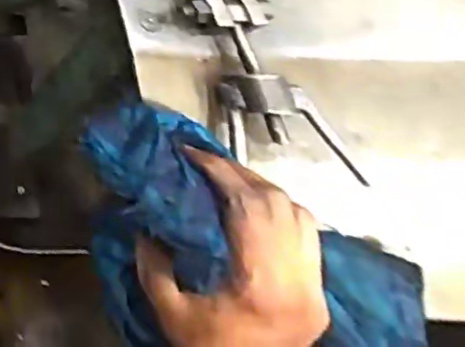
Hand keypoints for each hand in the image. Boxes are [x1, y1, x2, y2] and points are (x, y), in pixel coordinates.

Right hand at [136, 146, 327, 346]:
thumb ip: (152, 262)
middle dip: (236, 171)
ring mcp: (315, 289)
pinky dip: (281, 209)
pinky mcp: (320, 296)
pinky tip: (254, 208)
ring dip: (260, 186)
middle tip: (201, 159)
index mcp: (261, 283)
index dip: (218, 169)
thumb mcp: (169, 311)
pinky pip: (308, 234)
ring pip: (297, 213)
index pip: (248, 204)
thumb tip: (145, 222)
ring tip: (226, 177)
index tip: (188, 152)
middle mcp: (297, 281)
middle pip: (275, 201)